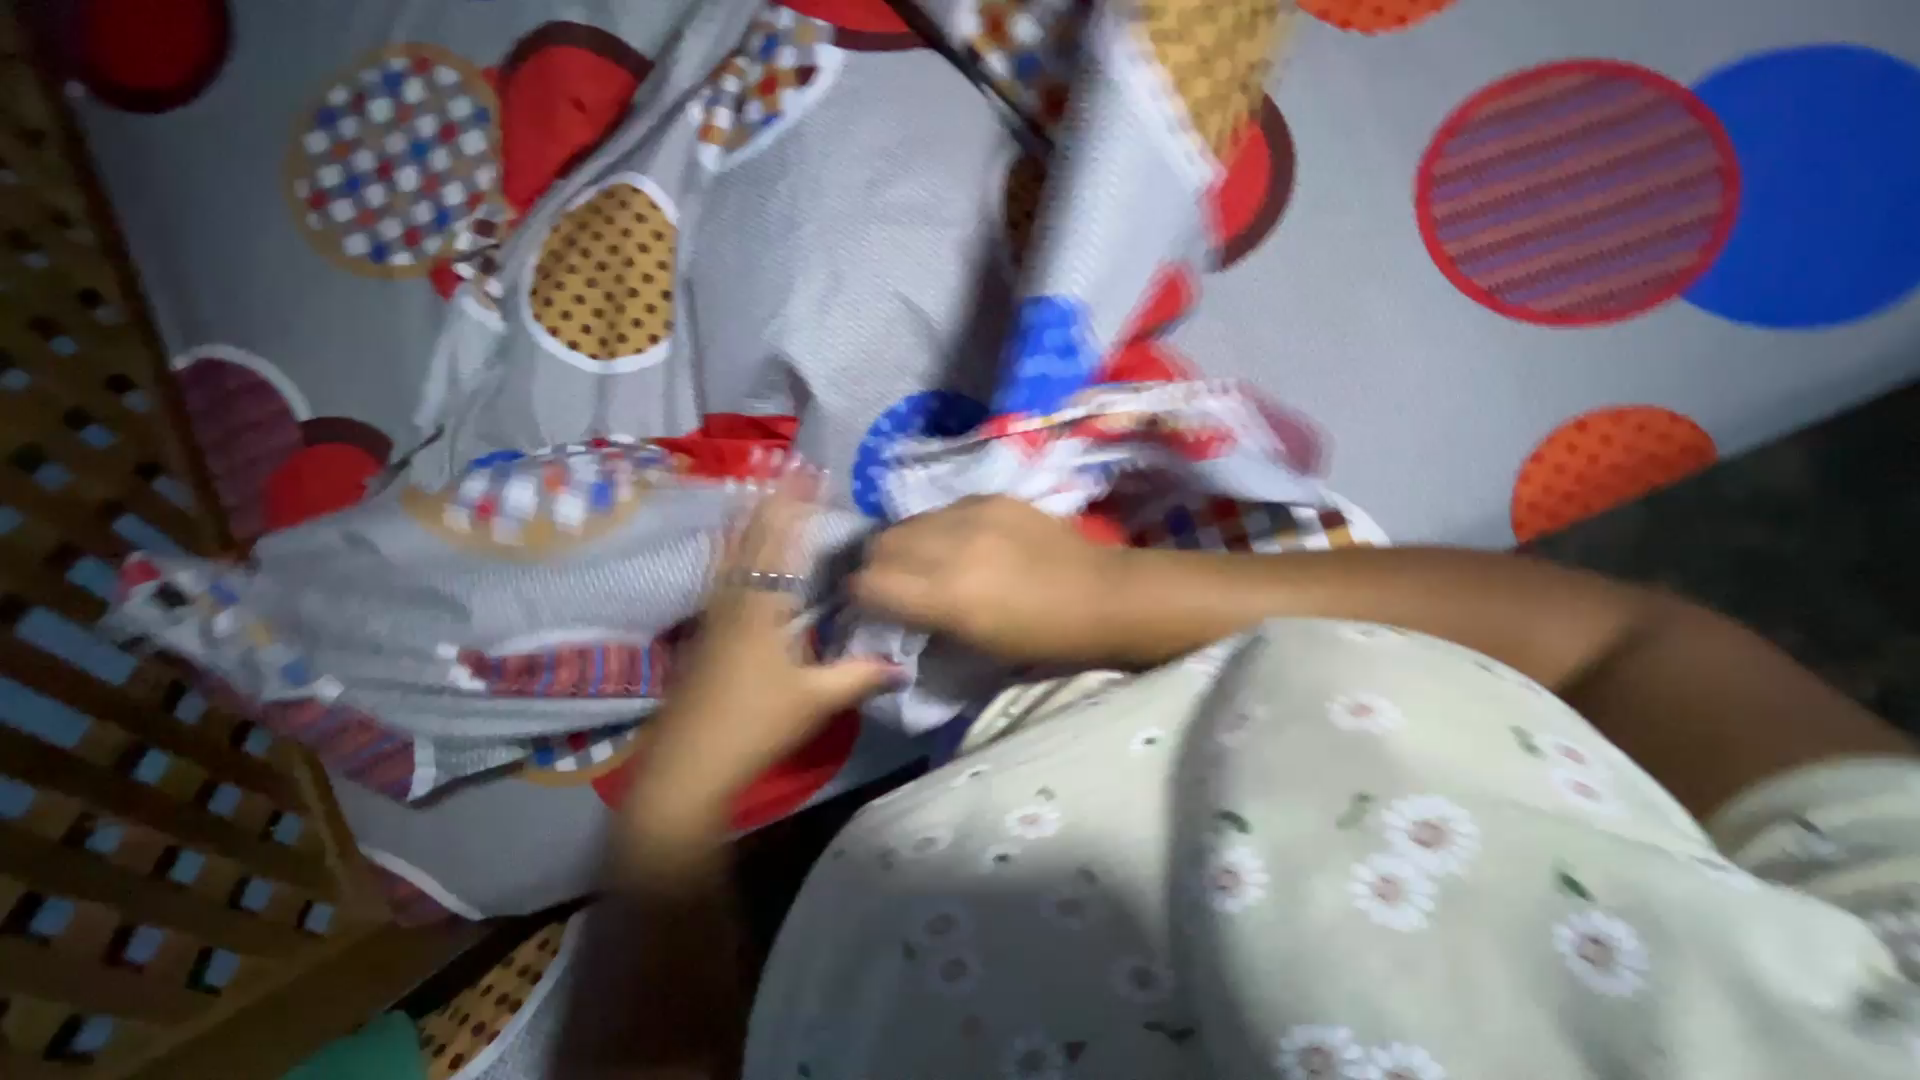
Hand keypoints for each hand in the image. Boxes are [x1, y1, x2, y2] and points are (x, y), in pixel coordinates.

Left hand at [631, 457, 899, 833]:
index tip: (808, 472)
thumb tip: (903, 665)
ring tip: (758, 491)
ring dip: (746, 522)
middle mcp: (734, 601)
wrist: (688, 765)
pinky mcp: (702, 635)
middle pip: (750, 540)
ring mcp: (712, 617)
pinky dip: (727, 552)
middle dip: (770, 502)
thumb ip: (859, 676)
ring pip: (729, 556)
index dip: (795, 506)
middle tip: (785, 468)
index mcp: (763, 608)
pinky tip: (727, 552)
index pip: (782, 543)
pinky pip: (718, 577)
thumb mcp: (815, 701)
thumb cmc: (756, 725)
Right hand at [850, 496, 1132, 663]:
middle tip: (889, 581)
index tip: (868, 604)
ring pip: (908, 521)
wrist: (1103, 597)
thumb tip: (891, 607)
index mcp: (947, 596)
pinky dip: (939, 527)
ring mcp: (972, 514)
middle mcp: (951, 547)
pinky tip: (958, 542)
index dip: (861, 595)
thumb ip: (926, 621)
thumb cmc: (1043, 640)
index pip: (868, 582)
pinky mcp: (992, 496)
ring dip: (905, 542)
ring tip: (922, 560)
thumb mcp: (975, 646)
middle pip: (881, 543)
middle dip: (876, 564)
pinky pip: (943, 509)